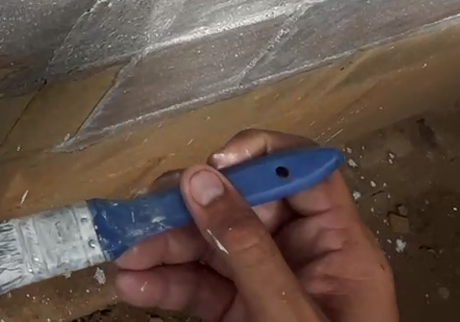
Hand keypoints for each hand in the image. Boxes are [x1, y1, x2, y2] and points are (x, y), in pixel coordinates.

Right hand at [112, 129, 396, 320]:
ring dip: (161, 244)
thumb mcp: (291, 318)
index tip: (215, 164)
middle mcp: (299, 256)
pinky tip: (133, 286)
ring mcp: (264, 283)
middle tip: (143, 213)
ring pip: (206, 241)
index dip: (260, 155)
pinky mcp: (237, 312)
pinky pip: (196, 284)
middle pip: (238, 203)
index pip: (303, 172)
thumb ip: (247, 249)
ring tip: (123, 253)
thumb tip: (200, 179)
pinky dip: (162, 283)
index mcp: (337, 248)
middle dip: (186, 207)